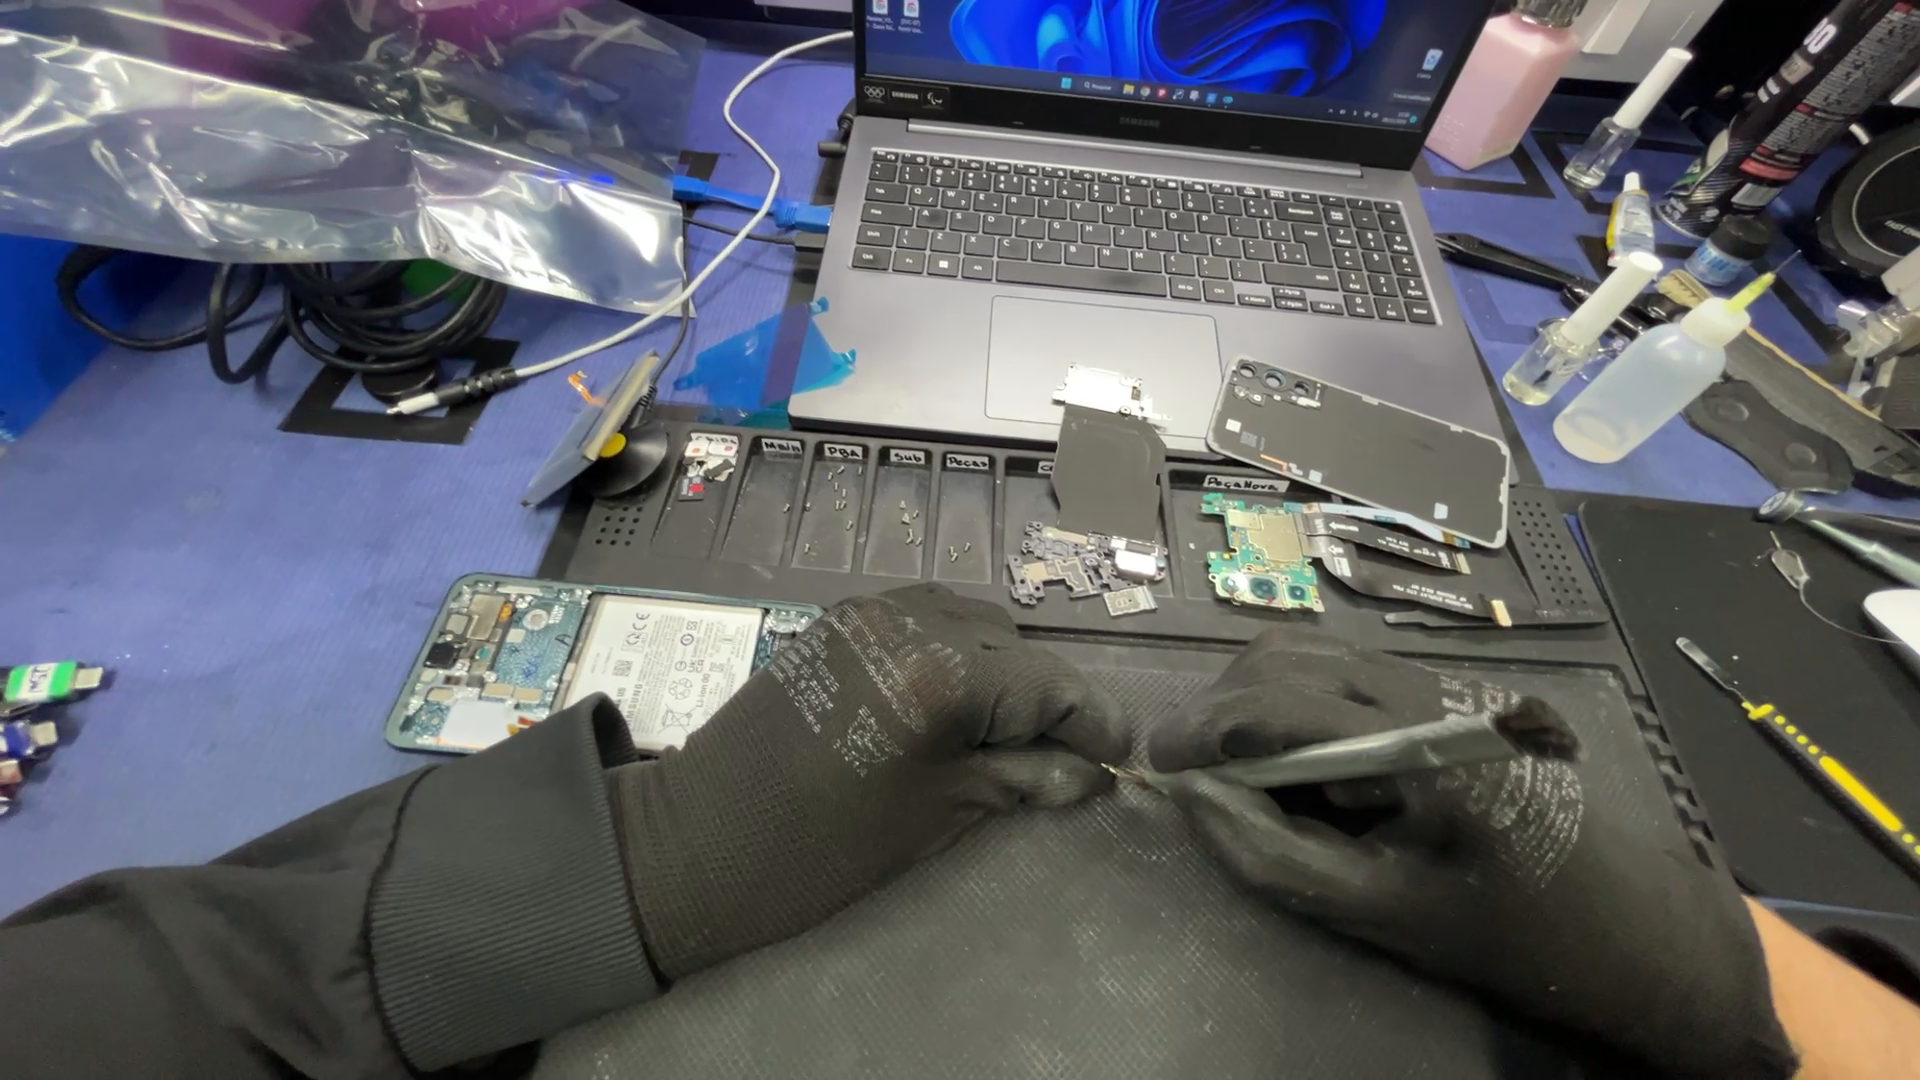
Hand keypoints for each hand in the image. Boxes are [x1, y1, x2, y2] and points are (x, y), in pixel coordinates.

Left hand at [608, 585, 1126, 979]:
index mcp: (938, 674)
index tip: (1117, 756)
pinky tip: (946, 691)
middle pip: (1014, 644)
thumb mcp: (938, 813)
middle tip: (1048, 753)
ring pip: (973, 620)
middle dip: (1042, 696)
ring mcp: (872, 608)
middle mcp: (910, 619)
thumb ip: (1024, 778)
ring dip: (999, 665)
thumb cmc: (823, 846)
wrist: (703, 836)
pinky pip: (925, 615)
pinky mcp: (845, 615)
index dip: (1092, 721)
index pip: (1048, 682)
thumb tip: (1094, 774)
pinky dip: (953, 647)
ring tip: (994, 724)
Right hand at [1149, 629, 1795, 1079]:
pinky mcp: (1434, 688)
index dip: (1204, 726)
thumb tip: (1190, 794)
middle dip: (1217, 705)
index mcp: (1422, 742)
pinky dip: (1285, 694)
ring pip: (1305, 650)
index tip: (1157, 757)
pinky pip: (1333, 665)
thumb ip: (1272, 854)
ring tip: (1228, 754)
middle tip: (1188, 760)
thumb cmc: (1513, 932)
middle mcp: (1423, 687)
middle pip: (1284, 659)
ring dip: (1248, 693)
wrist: (1643, 927)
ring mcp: (1433, 680)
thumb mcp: (1382, 913)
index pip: (1280, 704)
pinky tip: (1286, 745)